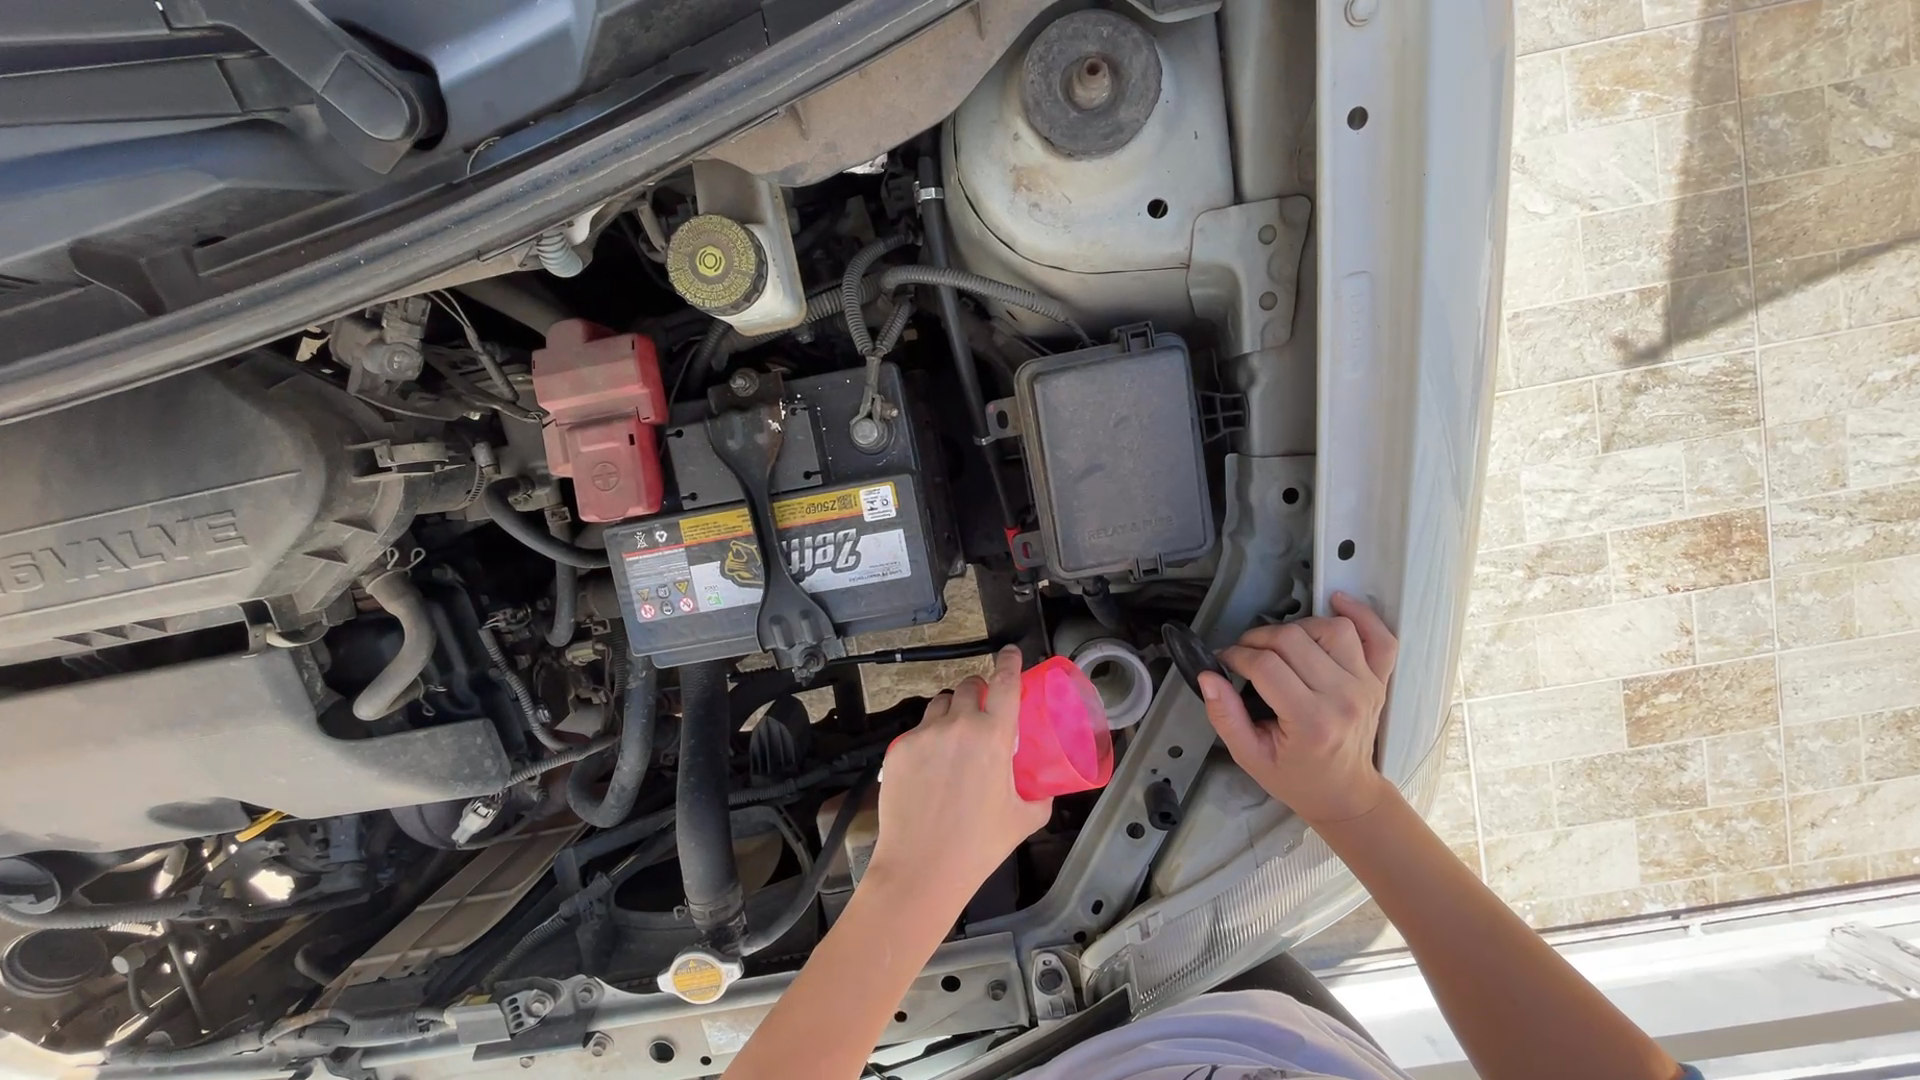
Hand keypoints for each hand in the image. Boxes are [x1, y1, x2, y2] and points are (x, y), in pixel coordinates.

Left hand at [867, 647, 1052, 902]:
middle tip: (983, 710)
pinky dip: (929, 738)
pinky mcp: (900, 748)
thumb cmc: (977, 845)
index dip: (1010, 662)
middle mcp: (958, 726)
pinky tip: (932, 765)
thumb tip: (1043, 784)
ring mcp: (925, 734)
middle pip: (969, 686)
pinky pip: (918, 730)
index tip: (1010, 654)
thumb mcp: (1025, 817)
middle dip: (978, 691)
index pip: (1005, 682)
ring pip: (941, 703)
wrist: (922, 867)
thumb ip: (1039, 793)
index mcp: (994, 736)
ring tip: (956, 736)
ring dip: (952, 710)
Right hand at [1199, 592, 1398, 826]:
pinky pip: (1380, 637)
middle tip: (1244, 654)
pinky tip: (1337, 603)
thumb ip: (1225, 716)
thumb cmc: (1295, 778)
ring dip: (1298, 628)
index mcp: (1311, 722)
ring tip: (1280, 644)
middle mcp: (1344, 698)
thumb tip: (1208, 676)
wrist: (1344, 793)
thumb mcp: (1249, 756)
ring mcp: (1366, 685)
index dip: (1236, 656)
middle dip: (1258, 639)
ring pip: (1331, 629)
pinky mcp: (1378, 679)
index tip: (1224, 661)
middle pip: (1294, 640)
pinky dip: (1361, 614)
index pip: (1266, 666)